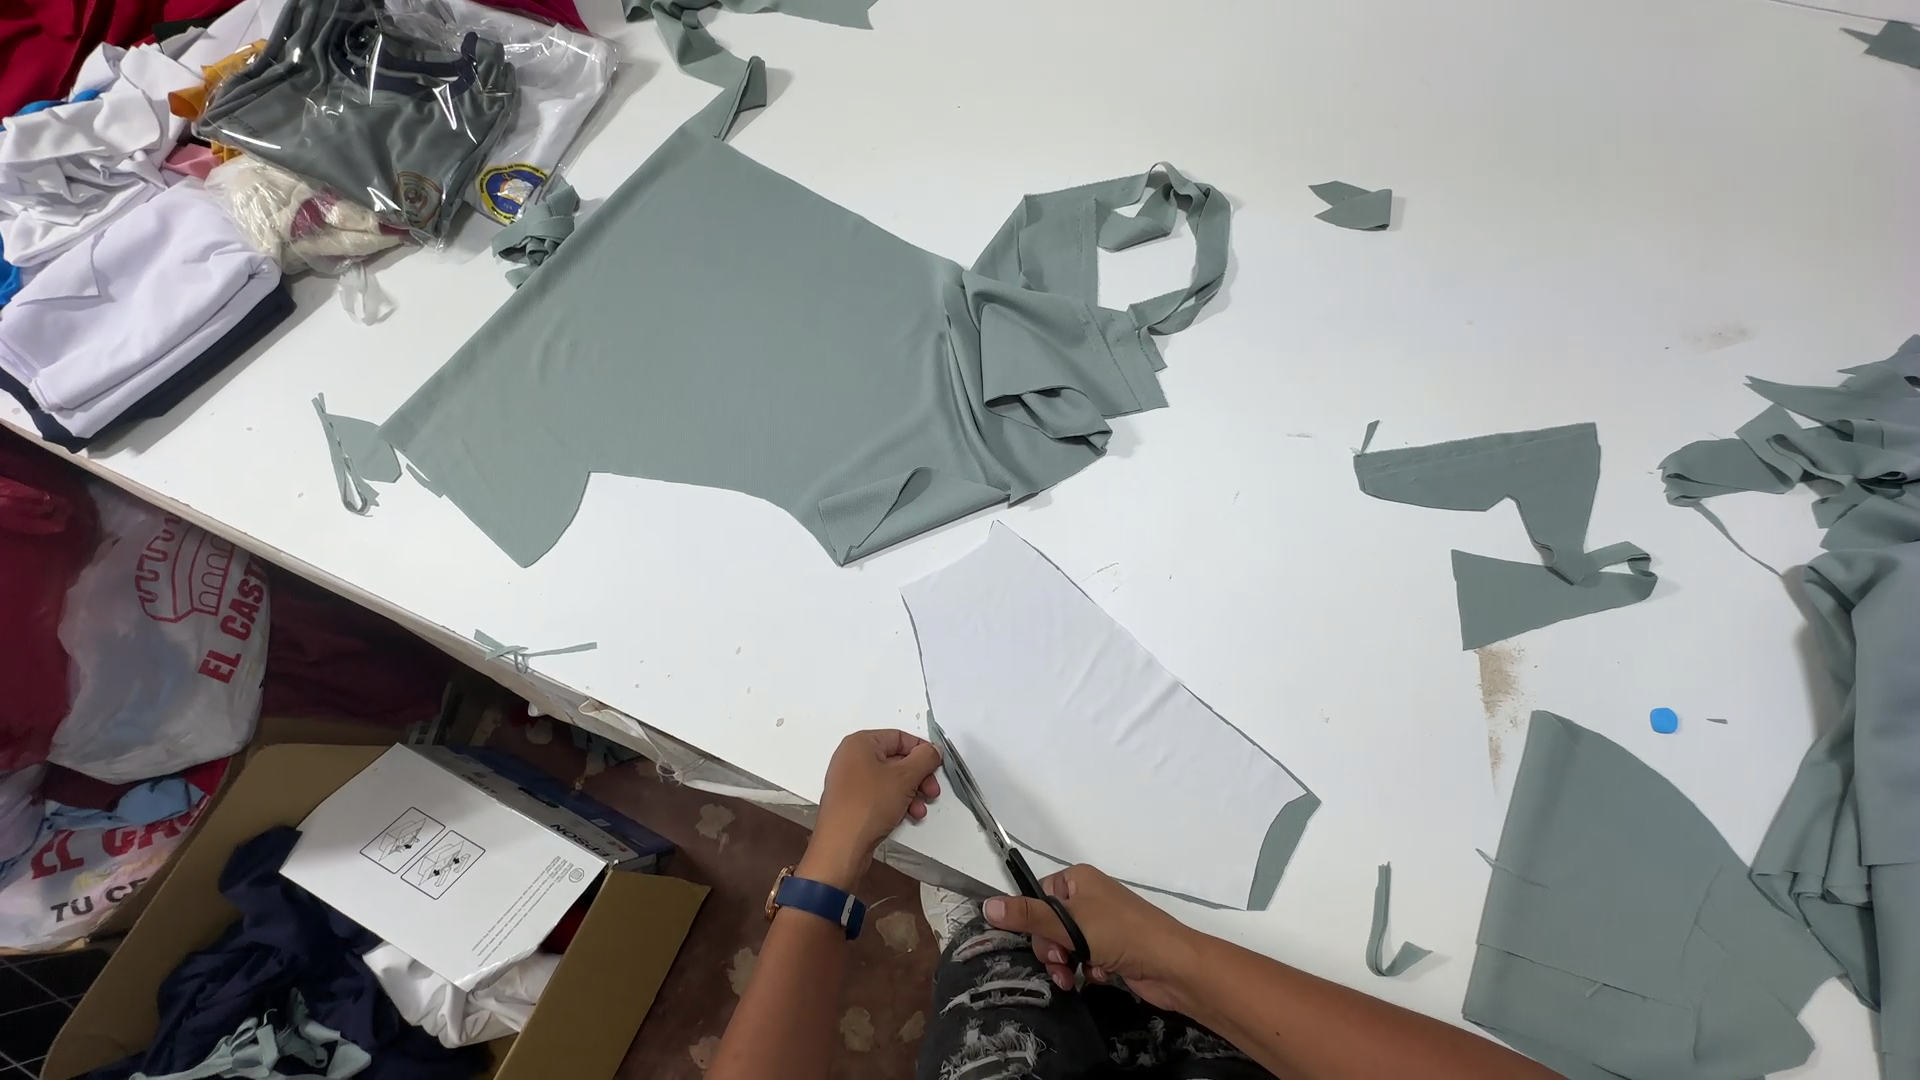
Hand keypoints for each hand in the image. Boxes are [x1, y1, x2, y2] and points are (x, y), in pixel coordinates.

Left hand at [797, 729, 941, 890]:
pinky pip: (880, 795)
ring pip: (890, 780)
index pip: (899, 737)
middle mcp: (852, 758)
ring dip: (911, 792)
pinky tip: (907, 815)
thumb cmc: (868, 805)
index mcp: (860, 743)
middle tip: (931, 790)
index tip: (936, 765)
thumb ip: (925, 758)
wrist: (841, 847)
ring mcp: (849, 781)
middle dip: (918, 776)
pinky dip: (896, 802)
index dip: (921, 750)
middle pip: (896, 759)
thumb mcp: (905, 777)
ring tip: (920, 809)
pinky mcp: (851, 802)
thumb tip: (933, 750)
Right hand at [984, 864, 1196, 1011]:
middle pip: (1049, 923)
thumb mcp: (1070, 923)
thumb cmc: (1120, 934)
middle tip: (1062, 963)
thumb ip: (1028, 916)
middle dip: (1051, 948)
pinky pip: (1084, 958)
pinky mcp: (1112, 949)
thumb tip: (987, 905)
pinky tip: (1097, 977)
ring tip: (1073, 978)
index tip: (1040, 942)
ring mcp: (1102, 924)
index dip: (1034, 921)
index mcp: (1078, 878)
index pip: (1039, 895)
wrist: (1172, 966)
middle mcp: (1088, 896)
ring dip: (1065, 963)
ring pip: (1065, 944)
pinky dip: (1086, 970)